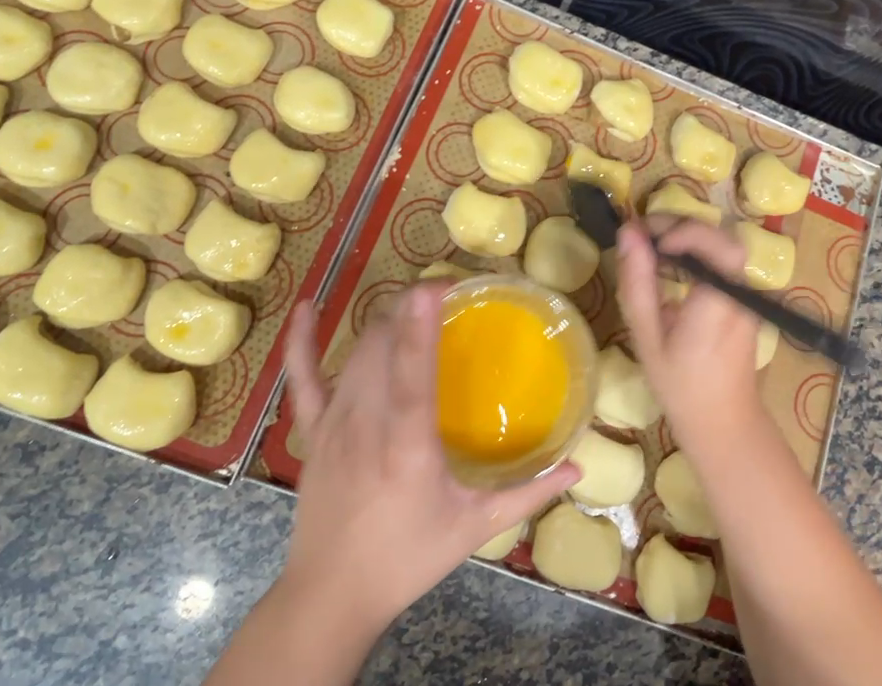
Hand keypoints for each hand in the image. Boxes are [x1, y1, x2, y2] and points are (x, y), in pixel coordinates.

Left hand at [276, 284, 579, 630]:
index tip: (435, 287)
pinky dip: (301, 341)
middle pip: (381, 348)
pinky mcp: (313, 432)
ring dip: (384, 321)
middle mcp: (365, 426)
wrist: (332, 593)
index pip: (411, 375)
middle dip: (410, 310)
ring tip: (415, 304)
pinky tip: (310, 306)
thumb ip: (529, 495)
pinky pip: (302, 378)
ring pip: (355, 353)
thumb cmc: (408, 558)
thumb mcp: (475, 529)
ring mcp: (333, 425)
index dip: (420, 327)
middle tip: (448, 296)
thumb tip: (579, 464)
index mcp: (407, 449)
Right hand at [615, 219, 763, 453]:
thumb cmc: (681, 387)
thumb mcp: (647, 338)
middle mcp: (740, 292)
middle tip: (643, 236)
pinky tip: (670, 269)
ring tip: (652, 249)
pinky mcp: (744, 300)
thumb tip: (628, 234)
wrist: (724, 423)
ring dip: (688, 238)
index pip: (714, 243)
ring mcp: (747, 295)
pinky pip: (724, 263)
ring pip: (724, 245)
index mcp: (718, 301)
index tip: (646, 238)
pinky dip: (697, 255)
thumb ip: (638, 284)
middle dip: (681, 227)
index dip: (681, 229)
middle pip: (721, 237)